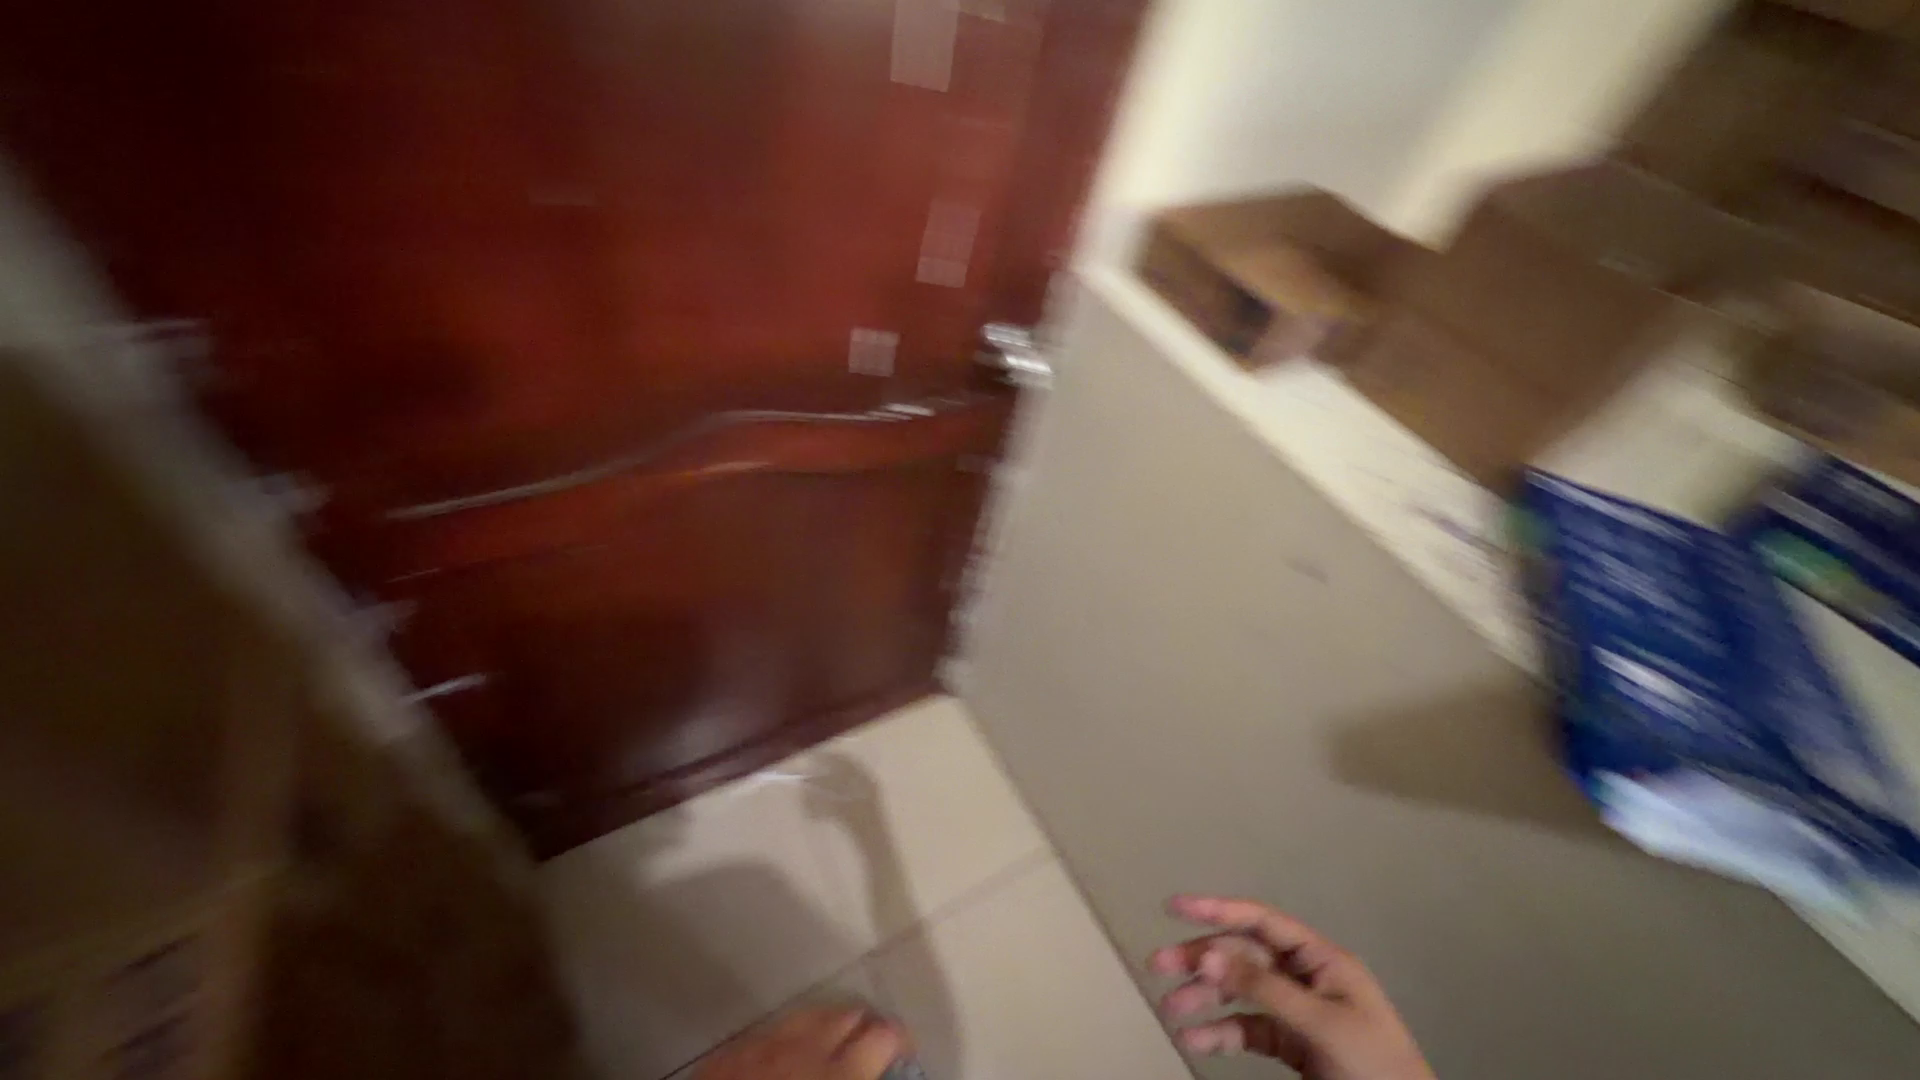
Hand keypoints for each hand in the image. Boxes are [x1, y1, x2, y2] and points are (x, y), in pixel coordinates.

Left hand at [694, 1007, 907, 1079]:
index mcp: (839, 1073)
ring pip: (809, 1015)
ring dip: (828, 1027)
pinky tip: (785, 1056)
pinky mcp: (731, 1054)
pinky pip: (770, 1033)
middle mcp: (807, 1047)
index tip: (905, 1056)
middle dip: (865, 1029)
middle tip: (871, 1052)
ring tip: (833, 1045)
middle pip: (849, 1015)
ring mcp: (765, 1044)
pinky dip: (787, 1039)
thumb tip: (872, 1072)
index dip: (900, 1043)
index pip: (885, 1036)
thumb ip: (856, 1076)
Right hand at [1149, 895, 1434, 1079]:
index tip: (1173, 906)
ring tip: (1170, 1011)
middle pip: (1242, 957)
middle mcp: (1304, 978)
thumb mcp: (1320, 1022)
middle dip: (1200, 960)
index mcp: (1320, 959)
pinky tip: (1194, 1041)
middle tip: (1158, 966)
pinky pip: (1246, 1029)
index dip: (1217, 908)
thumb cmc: (1373, 1063)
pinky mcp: (1290, 1044)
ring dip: (1203, 999)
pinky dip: (1219, 1034)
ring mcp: (1296, 1011)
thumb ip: (1263, 988)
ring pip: (1239, 993)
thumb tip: (1207, 956)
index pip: (1261, 921)